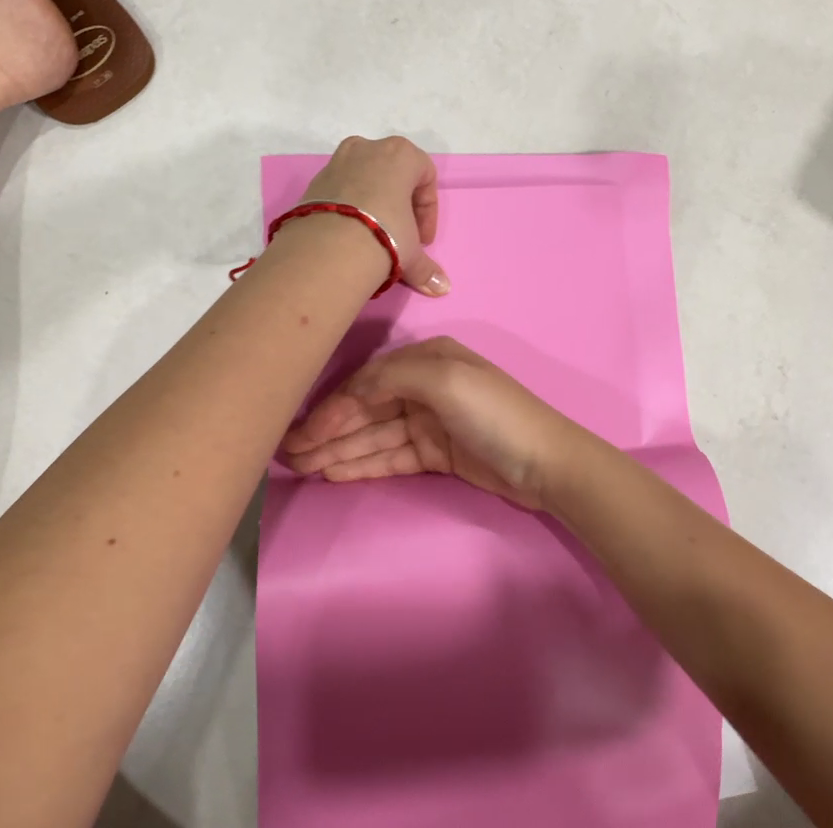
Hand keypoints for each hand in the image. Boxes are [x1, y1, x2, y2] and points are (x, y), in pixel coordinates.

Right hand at [280, 337, 593, 510]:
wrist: (546, 463)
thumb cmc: (494, 414)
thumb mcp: (443, 380)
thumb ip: (390, 378)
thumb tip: (349, 391)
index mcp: (425, 359)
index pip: (365, 383)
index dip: (331, 408)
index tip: (300, 433)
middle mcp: (423, 387)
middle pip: (364, 411)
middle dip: (327, 432)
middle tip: (287, 455)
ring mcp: (429, 422)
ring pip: (372, 436)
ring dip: (337, 451)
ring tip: (300, 469)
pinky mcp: (435, 454)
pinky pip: (389, 457)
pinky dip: (361, 464)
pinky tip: (332, 473)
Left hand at [299, 136, 448, 295]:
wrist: (328, 247)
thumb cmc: (384, 235)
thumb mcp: (410, 252)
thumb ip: (426, 267)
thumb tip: (442, 287)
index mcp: (400, 153)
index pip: (426, 177)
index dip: (428, 212)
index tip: (423, 241)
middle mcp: (368, 148)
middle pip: (394, 174)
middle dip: (401, 205)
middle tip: (401, 236)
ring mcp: (337, 161)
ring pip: (364, 180)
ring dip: (374, 204)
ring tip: (373, 236)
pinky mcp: (314, 181)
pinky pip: (340, 190)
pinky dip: (349, 208)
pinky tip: (349, 235)